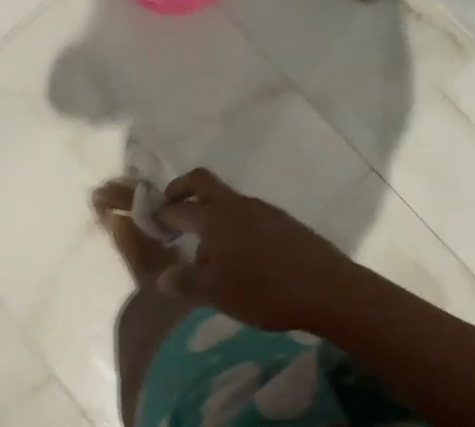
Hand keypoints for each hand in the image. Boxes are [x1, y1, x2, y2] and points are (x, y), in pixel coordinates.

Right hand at [153, 168, 364, 332]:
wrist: (324, 287)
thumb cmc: (262, 290)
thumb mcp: (216, 293)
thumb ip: (186, 281)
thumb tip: (161, 276)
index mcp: (214, 218)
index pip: (177, 207)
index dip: (160, 213)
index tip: (149, 223)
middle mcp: (235, 204)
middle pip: (201, 182)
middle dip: (181, 190)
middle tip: (169, 211)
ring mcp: (261, 209)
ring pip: (226, 202)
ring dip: (210, 216)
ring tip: (206, 256)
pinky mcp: (281, 220)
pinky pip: (247, 216)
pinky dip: (233, 227)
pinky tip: (240, 261)